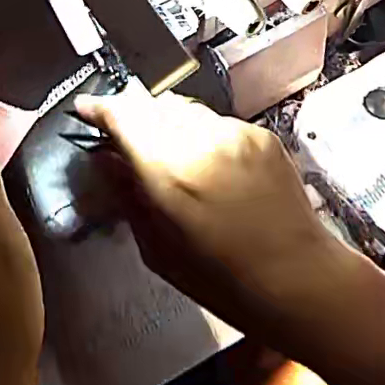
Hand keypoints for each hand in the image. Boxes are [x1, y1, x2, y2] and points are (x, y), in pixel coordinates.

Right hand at [71, 91, 365, 338]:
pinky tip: (213, 167)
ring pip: (186, 109)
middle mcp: (201, 140)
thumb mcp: (160, 251)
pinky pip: (218, 122)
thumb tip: (105, 160)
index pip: (124, 116)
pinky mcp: (261, 134)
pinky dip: (204, 135)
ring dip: (170, 124)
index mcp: (170, 172)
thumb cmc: (222, 280)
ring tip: (174, 156)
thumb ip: (128, 196)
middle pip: (153, 104)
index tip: (85, 108)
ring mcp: (235, 133)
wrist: (299, 278)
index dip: (99, 108)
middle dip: (135, 118)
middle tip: (129, 143)